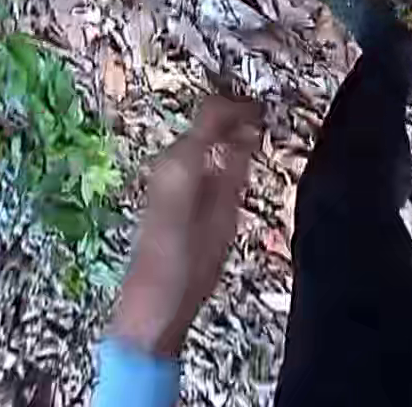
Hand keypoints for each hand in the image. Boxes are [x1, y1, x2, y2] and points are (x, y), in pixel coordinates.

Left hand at [109, 96, 261, 356]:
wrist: (150, 307)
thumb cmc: (190, 266)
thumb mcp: (224, 216)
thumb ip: (236, 166)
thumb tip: (249, 131)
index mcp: (183, 161)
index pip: (213, 111)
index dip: (239, 104)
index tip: (261, 107)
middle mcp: (168, 159)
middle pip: (204, 121)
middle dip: (233, 118)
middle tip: (261, 123)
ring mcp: (161, 173)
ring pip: (198, 137)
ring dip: (222, 134)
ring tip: (251, 142)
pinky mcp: (161, 187)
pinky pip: (191, 156)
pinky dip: (211, 152)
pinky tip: (228, 165)